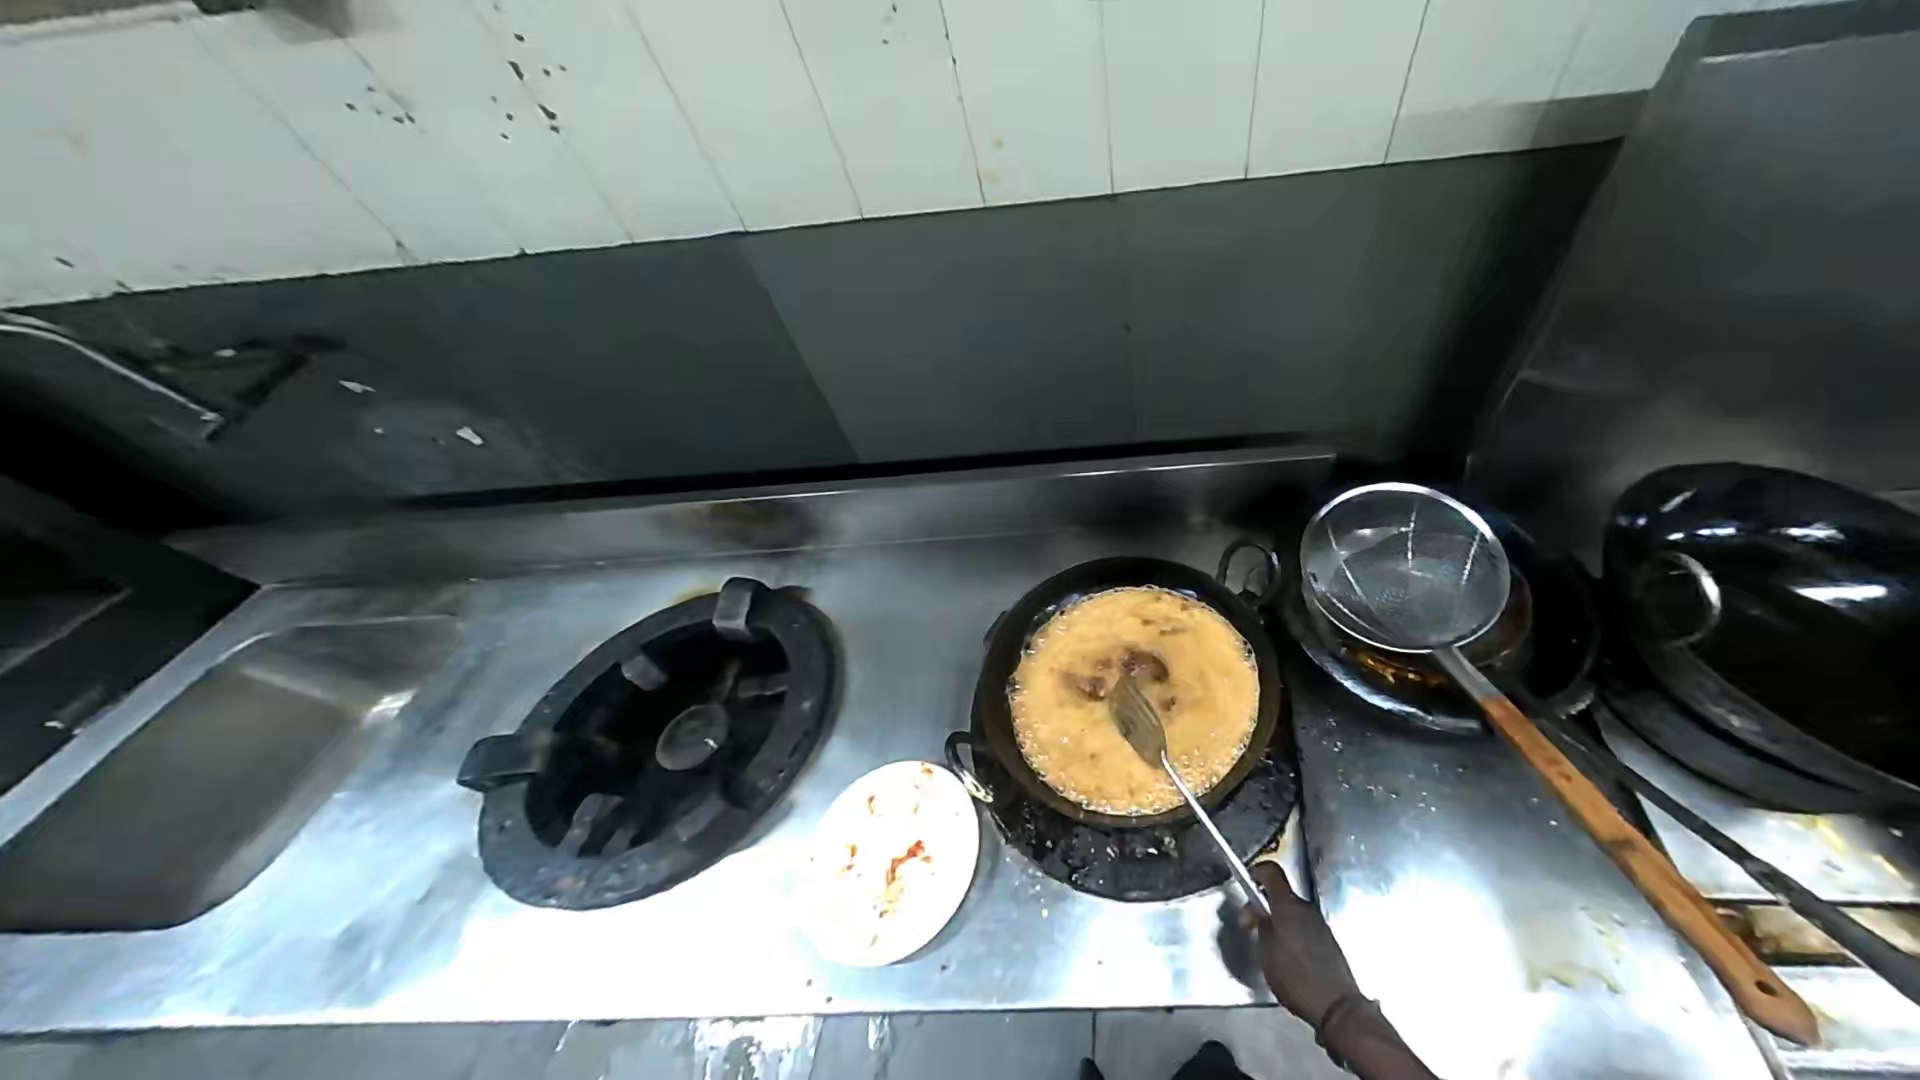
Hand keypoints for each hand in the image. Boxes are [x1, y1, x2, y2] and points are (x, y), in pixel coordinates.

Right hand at [1239, 862, 1361, 1025]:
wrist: (1339, 1009)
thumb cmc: (1296, 978)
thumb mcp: (1265, 953)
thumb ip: (1260, 927)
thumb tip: (1259, 915)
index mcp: (1287, 907)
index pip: (1271, 872)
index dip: (1256, 871)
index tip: (1248, 880)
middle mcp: (1306, 910)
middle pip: (1281, 894)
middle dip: (1264, 906)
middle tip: (1252, 926)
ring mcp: (1320, 926)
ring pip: (1293, 912)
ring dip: (1279, 921)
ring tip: (1269, 945)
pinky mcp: (1329, 942)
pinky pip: (1304, 927)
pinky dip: (1292, 933)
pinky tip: (1287, 956)